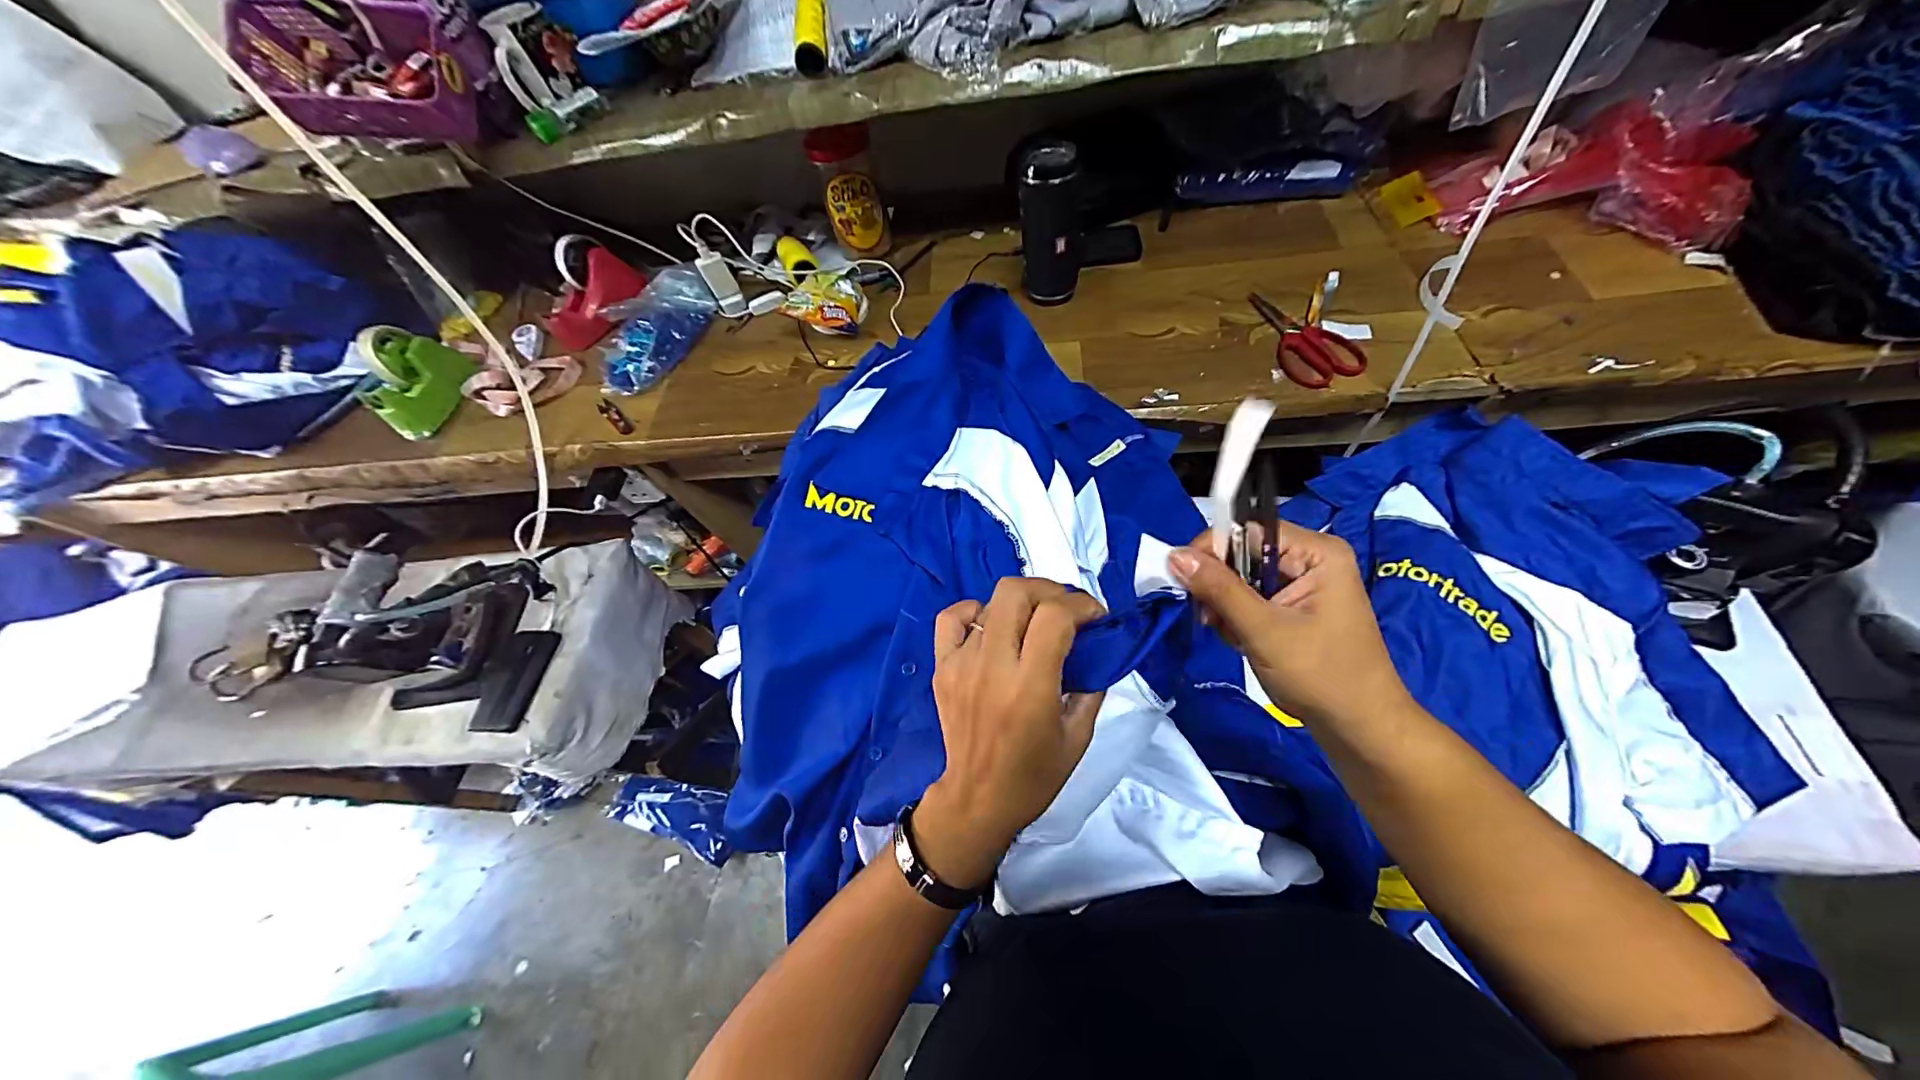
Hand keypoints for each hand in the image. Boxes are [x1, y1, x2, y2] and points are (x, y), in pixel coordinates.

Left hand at [915, 578, 1107, 890]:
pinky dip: (973, 611)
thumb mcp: (1079, 735)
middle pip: (1016, 592)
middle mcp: (992, 666)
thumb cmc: (1034, 775)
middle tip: (1067, 610)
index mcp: (1029, 687)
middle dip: (1050, 590)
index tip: (1096, 618)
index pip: (1054, 616)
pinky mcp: (941, 667)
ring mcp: (961, 664)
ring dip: (1021, 604)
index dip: (1083, 605)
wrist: (977, 799)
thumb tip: (1095, 647)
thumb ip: (1090, 686)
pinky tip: (990, 624)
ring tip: (1034, 621)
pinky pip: (951, 618)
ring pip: (989, 602)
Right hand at [1169, 522, 1411, 727]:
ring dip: (1226, 606)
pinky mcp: (1294, 607)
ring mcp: (1303, 584)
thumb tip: (1174, 555)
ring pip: (1241, 578)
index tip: (1184, 578)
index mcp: (1317, 552)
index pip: (1249, 530)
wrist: (1359, 728)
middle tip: (1211, 618)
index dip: (1212, 549)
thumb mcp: (1263, 630)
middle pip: (1243, 553)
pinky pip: (1250, 598)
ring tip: (1232, 636)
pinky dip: (1237, 618)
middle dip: (1220, 585)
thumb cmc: (1320, 675)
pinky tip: (1241, 641)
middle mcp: (1311, 559)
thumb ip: (1219, 589)